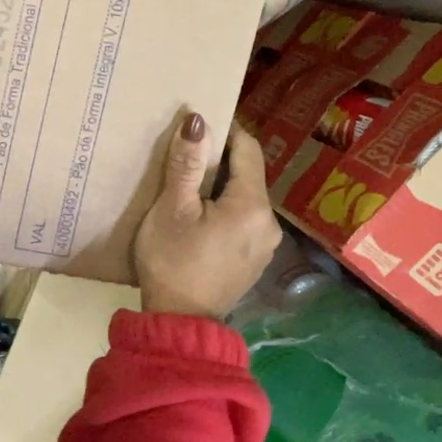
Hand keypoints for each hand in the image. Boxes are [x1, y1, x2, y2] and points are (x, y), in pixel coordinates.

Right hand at [134, 114, 283, 319]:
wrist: (179, 322)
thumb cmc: (173, 259)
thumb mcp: (172, 207)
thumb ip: (186, 163)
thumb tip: (197, 119)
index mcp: (252, 205)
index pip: (248, 149)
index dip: (226, 130)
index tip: (199, 121)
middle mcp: (269, 223)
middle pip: (247, 175)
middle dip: (219, 160)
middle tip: (185, 152)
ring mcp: (264, 245)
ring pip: (244, 198)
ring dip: (220, 186)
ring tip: (187, 182)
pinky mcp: (253, 260)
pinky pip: (242, 220)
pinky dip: (223, 209)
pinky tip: (198, 214)